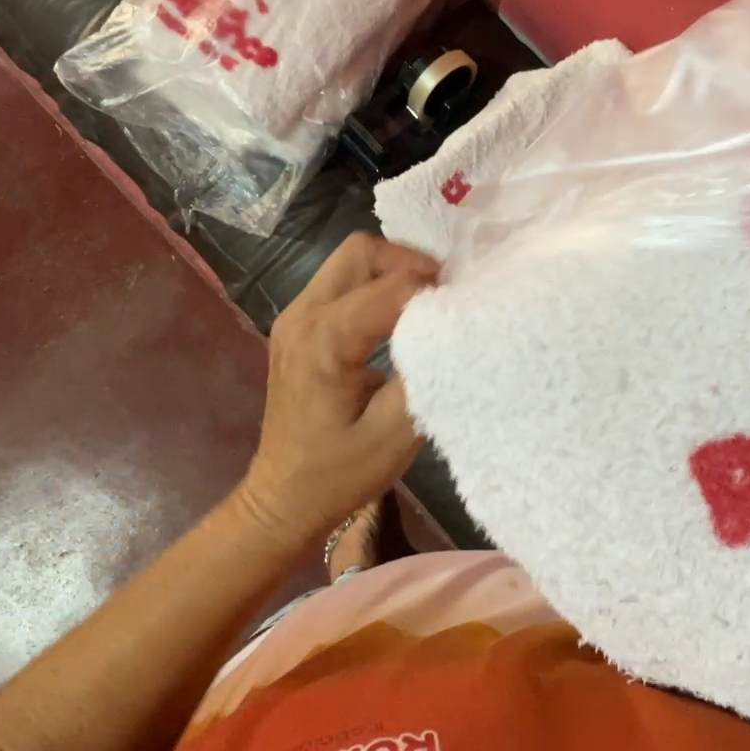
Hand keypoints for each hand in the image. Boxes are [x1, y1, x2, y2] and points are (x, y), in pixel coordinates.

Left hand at [231, 234, 439, 540]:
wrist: (284, 498)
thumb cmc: (340, 473)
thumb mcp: (396, 432)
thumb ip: (427, 372)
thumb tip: (455, 328)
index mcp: (325, 340)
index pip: (392, 286)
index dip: (435, 291)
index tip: (465, 311)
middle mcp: (303, 315)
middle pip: (362, 252)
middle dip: (411, 264)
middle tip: (445, 296)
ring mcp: (295, 317)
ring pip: (352, 261)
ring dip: (394, 272)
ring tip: (427, 305)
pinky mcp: (299, 326)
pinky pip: (343, 283)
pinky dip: (378, 286)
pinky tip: (400, 318)